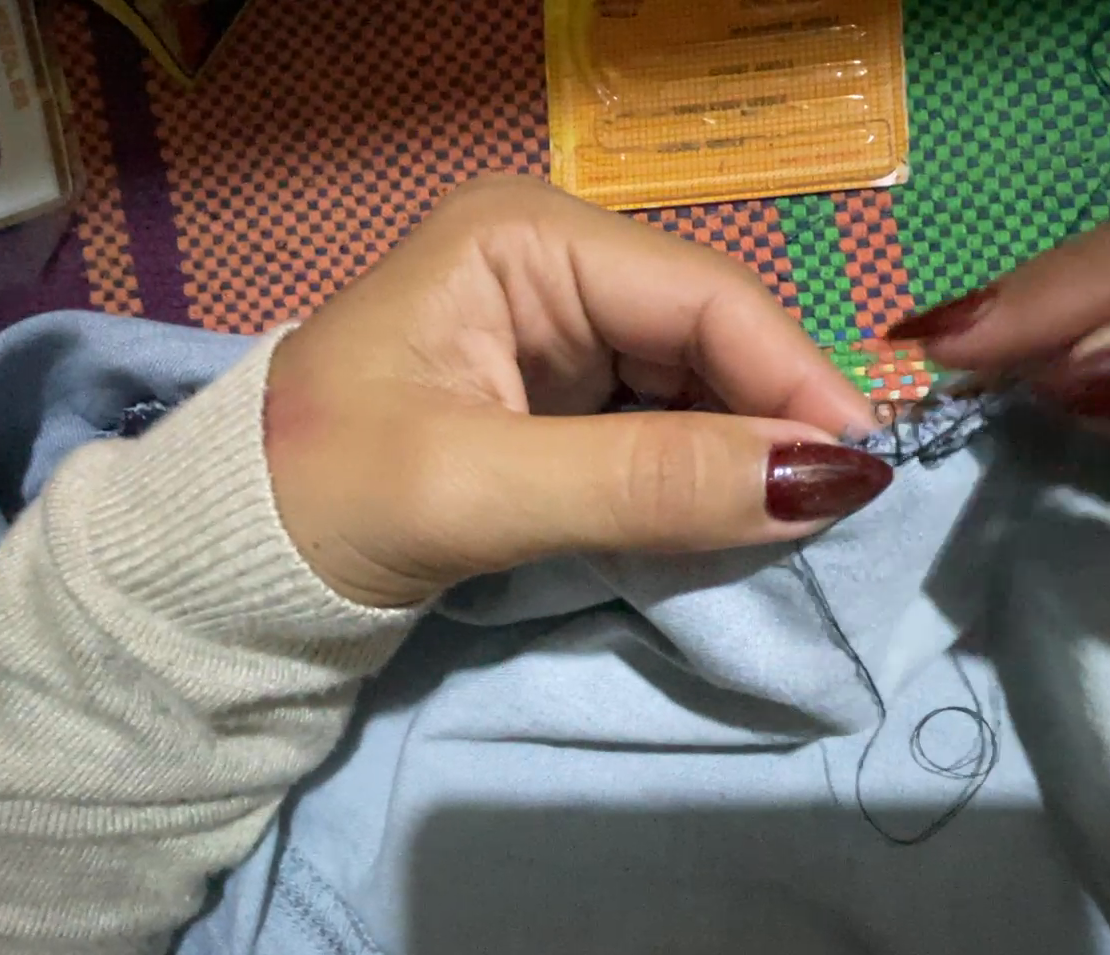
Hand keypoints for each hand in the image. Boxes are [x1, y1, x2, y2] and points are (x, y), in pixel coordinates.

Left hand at [263, 177, 886, 607]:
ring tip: (802, 513)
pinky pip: (665, 428)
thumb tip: (820, 482)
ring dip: (749, 450)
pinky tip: (735, 509)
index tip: (864, 467)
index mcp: (525, 239)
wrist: (244, 560)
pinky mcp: (566, 401)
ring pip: (698, 386)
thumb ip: (643, 484)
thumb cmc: (325, 499)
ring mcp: (564, 337)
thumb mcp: (476, 488)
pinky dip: (706, 473)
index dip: (793, 379)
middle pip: (710, 338)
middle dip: (777, 417)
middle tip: (842, 502)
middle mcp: (556, 270)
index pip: (701, 297)